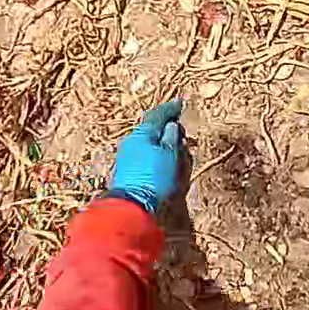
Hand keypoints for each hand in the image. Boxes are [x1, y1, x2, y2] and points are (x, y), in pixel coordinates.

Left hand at [107, 99, 185, 213]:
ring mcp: (127, 157)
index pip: (157, 116)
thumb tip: (172, 126)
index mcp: (142, 134)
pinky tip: (163, 157)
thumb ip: (172, 138)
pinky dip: (156, 151)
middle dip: (165, 125)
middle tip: (179, 123)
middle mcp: (132, 142)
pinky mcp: (128, 171)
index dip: (170, 109)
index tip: (180, 102)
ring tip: (174, 142)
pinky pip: (145, 153)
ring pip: (148, 141)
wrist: (132, 207)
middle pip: (151, 128)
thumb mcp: (170, 155)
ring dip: (161, 140)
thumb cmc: (154, 177)